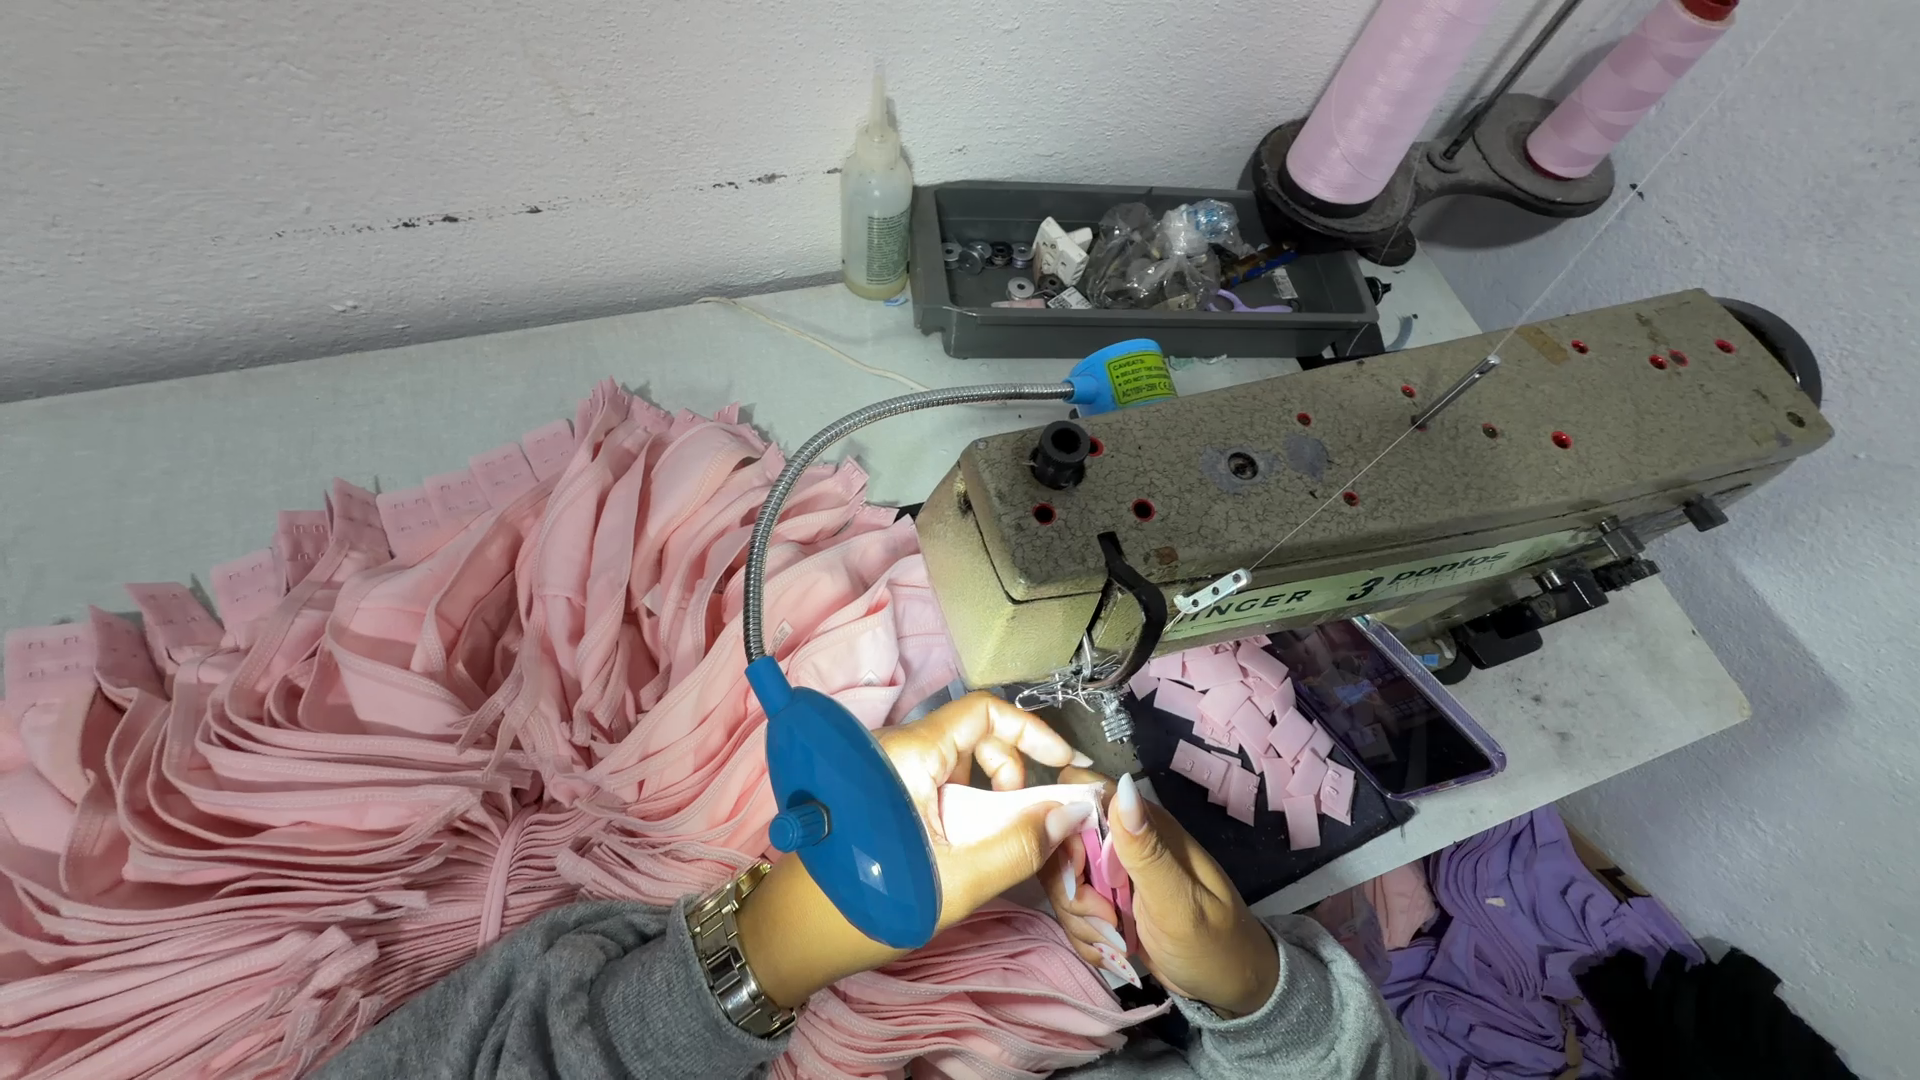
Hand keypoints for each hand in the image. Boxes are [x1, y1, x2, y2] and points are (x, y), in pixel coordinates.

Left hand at [738, 692, 1094, 1006]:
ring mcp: (888, 767)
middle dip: (1011, 768)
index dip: (1030, 729)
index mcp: (910, 754)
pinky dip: (967, 799)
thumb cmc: (874, 902)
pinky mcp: (883, 788)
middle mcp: (897, 748)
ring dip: (991, 787)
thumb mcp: (956, 882)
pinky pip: (938, 777)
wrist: (798, 933)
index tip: (1063, 762)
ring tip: (996, 836)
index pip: (982, 710)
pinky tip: (969, 838)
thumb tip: (1072, 812)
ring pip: (958, 758)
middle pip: (974, 734)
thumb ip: (1019, 846)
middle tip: (1025, 817)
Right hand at [1043, 773, 1278, 1017]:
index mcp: (1143, 822)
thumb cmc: (1215, 944)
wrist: (1229, 987)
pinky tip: (1112, 948)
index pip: (1080, 791)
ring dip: (1078, 915)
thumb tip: (1124, 784)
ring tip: (1115, 939)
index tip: (1078, 871)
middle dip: (1071, 886)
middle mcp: (1122, 836)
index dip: (1063, 824)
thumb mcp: (1180, 903)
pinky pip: (1071, 904)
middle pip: (1060, 839)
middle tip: (1106, 920)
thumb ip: (1146, 849)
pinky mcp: (1104, 895)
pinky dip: (1084, 930)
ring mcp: (1111, 868)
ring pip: (1063, 876)